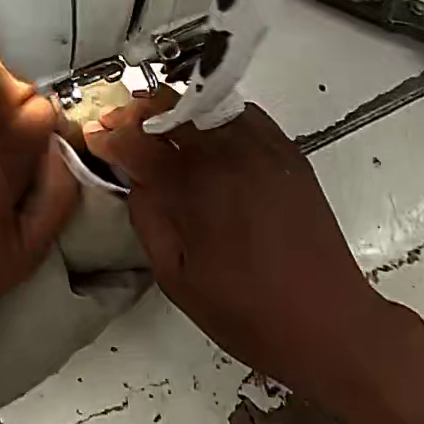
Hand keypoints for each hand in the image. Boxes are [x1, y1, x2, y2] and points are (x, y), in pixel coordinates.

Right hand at [85, 88, 416, 403]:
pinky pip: (245, 115)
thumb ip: (149, 218)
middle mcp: (230, 155)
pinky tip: (207, 136)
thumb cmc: (247, 312)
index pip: (140, 141)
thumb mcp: (177, 277)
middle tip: (124, 125)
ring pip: (209, 105)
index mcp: (197, 188)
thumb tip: (135, 179)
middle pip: (174, 108)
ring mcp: (264, 148)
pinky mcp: (289, 152)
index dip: (111, 135)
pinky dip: (216, 116)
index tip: (97, 136)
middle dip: (140, 112)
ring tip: (161, 126)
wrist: (327, 319)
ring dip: (177, 109)